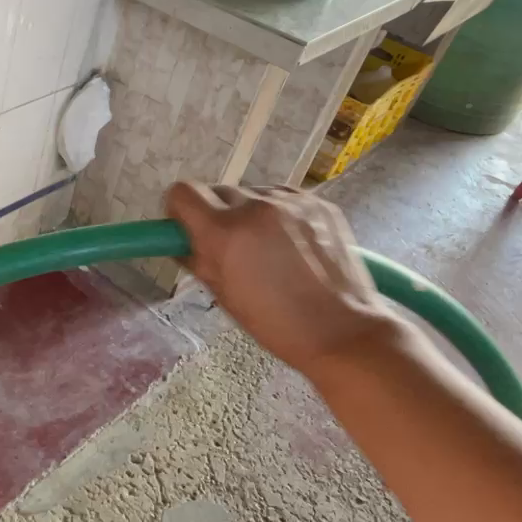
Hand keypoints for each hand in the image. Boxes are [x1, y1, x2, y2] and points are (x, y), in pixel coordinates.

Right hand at [165, 182, 401, 376]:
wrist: (341, 329)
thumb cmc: (274, 322)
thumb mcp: (222, 294)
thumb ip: (196, 259)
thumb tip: (182, 241)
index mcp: (224, 232)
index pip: (182, 193)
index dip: (180, 210)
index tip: (187, 229)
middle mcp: (255, 206)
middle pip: (217, 192)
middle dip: (216, 215)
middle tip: (230, 247)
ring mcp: (291, 201)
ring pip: (251, 194)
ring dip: (248, 214)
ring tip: (266, 248)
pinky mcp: (318, 202)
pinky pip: (281, 198)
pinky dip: (277, 214)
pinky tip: (291, 244)